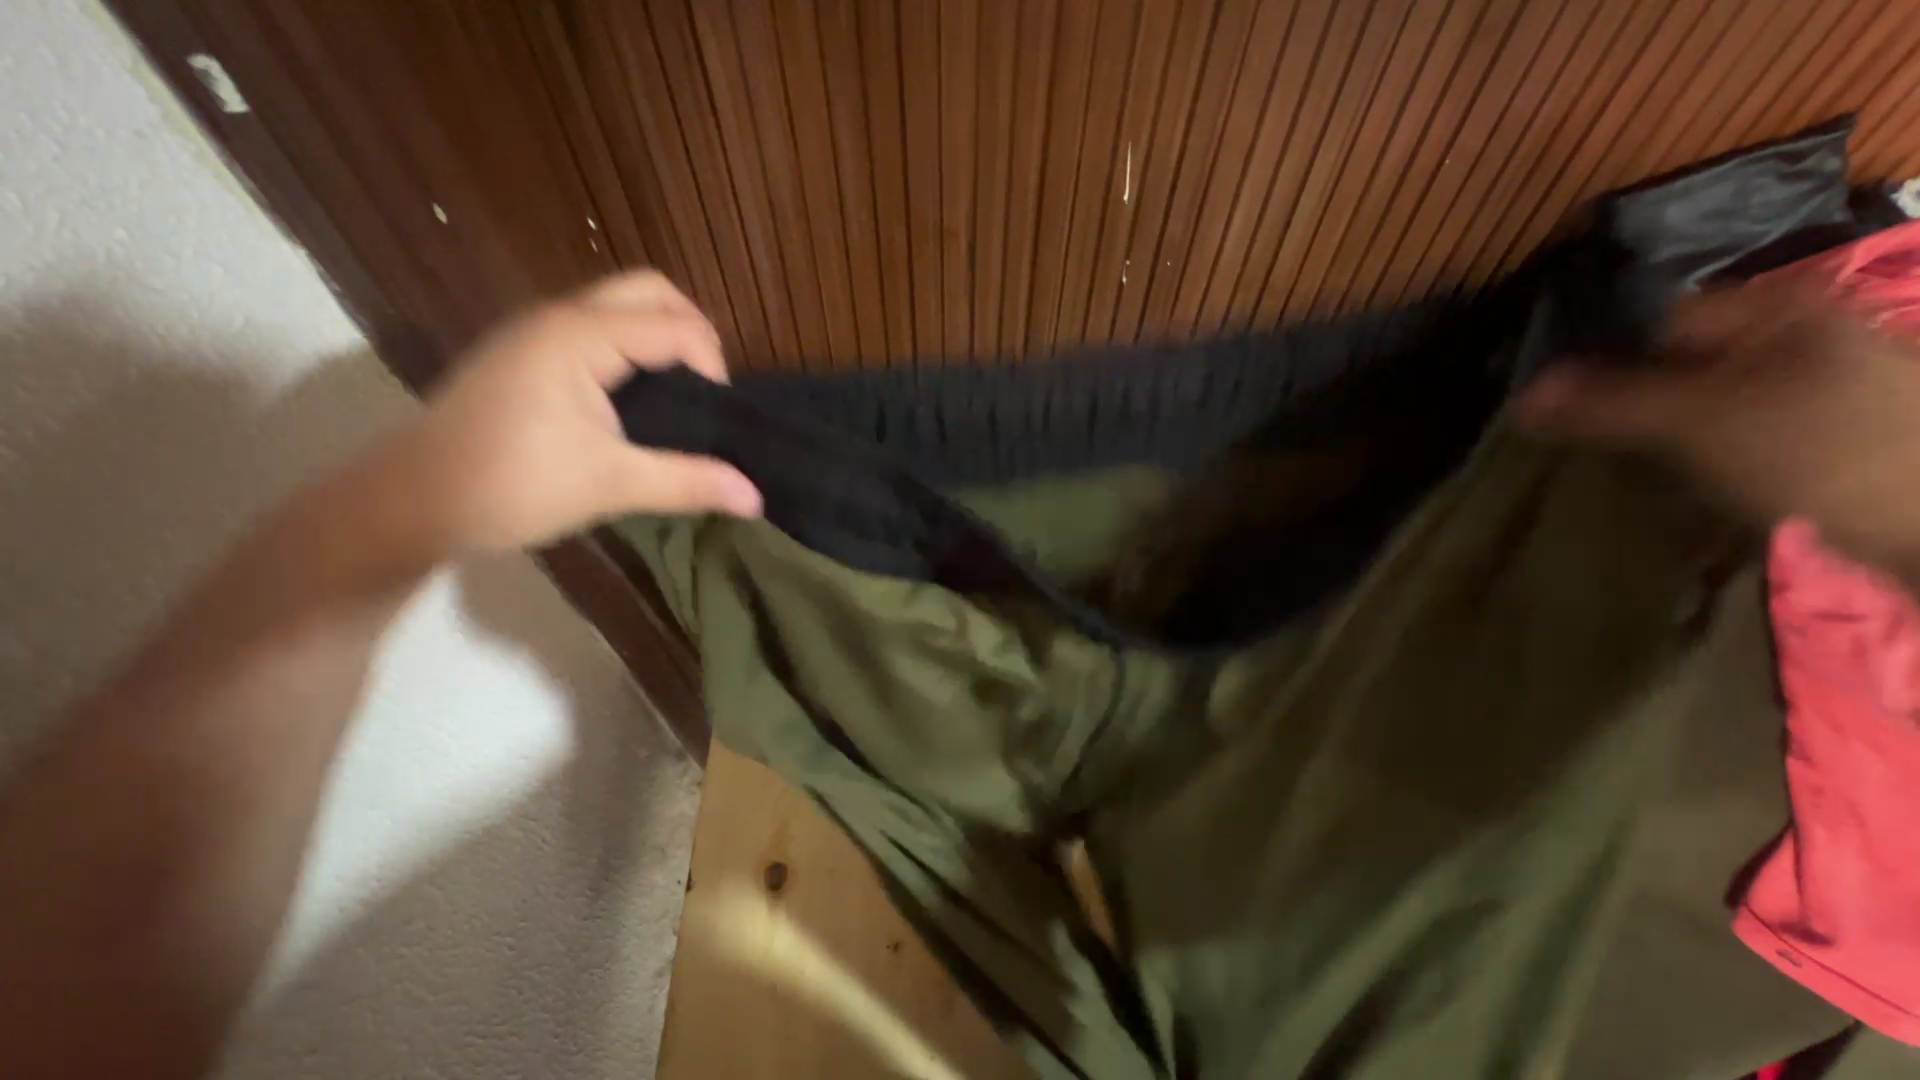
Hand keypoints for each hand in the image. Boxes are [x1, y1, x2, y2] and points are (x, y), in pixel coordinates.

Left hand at [373, 270, 761, 553]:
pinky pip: (594, 329)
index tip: (718, 419)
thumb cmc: (510, 485)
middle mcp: (558, 317)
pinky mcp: (523, 354)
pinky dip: (630, 349)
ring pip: (618, 306)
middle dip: (692, 331)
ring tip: (678, 397)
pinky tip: (633, 403)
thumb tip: (757, 499)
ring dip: (659, 336)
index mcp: (579, 336)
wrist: (411, 502)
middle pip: (648, 291)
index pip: (674, 325)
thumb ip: (688, 482)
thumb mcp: (610, 485)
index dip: (710, 365)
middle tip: (707, 389)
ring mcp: (535, 332)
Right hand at [1514, 281, 1919, 582]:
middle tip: (1605, 449)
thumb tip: (1523, 396)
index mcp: (1779, 309)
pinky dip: (1709, 460)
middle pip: (1681, 366)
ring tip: (1644, 476)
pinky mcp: (1831, 436)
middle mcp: (1804, 334)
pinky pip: (1740, 436)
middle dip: (1637, 408)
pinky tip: (1696, 490)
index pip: (1655, 324)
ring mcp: (1823, 386)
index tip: (1575, 415)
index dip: (1609, 367)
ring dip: (1669, 442)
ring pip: (1708, 405)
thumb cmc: (1824, 455)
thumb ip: (1605, 404)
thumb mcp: (1696, 424)